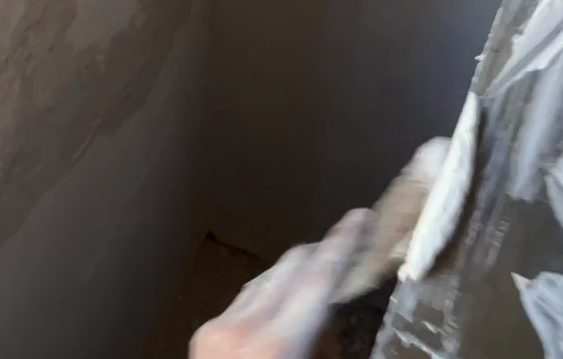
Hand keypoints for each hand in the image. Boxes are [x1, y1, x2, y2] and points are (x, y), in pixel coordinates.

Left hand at [191, 209, 374, 358]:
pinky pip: (245, 300)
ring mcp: (216, 330)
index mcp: (277, 345)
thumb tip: (335, 321)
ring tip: (317, 286)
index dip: (342, 242)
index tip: (360, 217)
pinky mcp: (202, 338)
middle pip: (290, 267)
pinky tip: (281, 311)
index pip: (318, 275)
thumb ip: (328, 348)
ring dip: (293, 277)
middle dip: (320, 256)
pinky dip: (269, 296)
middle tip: (346, 255)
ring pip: (266, 279)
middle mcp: (243, 326)